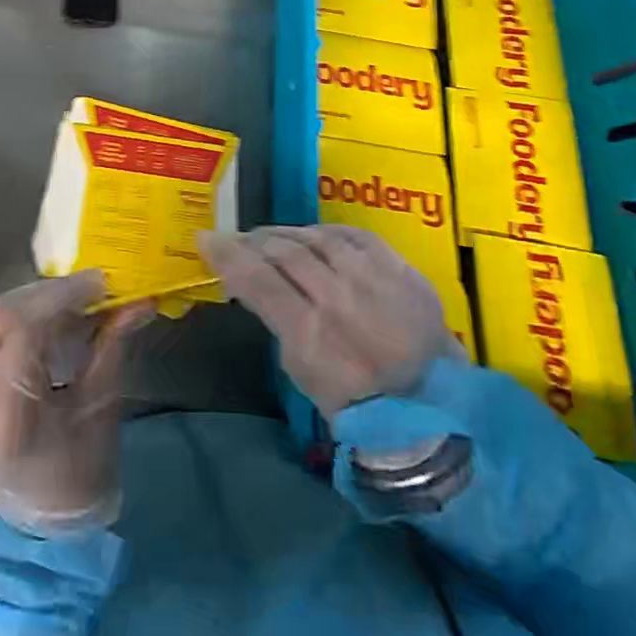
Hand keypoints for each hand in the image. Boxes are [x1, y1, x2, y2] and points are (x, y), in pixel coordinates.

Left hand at [0, 271, 149, 536]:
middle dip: (50, 295)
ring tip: (79, 306)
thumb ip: (111, 349)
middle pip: (3, 315)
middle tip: (92, 292)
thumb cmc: (80, 472)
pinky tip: (57, 327)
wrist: (42, 520)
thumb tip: (137, 301)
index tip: (100, 283)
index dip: (62, 296)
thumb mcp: (101, 409)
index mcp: (8, 410)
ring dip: (39, 306)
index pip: (23, 328)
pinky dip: (27, 324)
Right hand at [198, 225, 454, 416]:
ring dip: (286, 233)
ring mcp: (375, 279)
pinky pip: (355, 235)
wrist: (430, 403)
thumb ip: (275, 319)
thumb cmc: (353, 396)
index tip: (206, 239)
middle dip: (252, 241)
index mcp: (309, 332)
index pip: (255, 277)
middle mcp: (340, 297)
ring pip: (317, 237)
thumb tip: (250, 283)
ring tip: (273, 237)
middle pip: (283, 251)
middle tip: (238, 240)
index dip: (225, 253)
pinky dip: (326, 232)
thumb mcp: (298, 367)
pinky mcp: (402, 270)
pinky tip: (314, 236)